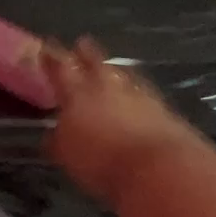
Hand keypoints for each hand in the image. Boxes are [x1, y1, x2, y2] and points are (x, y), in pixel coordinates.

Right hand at [42, 37, 213, 207]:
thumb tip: (53, 135)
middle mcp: (108, 90)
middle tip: (82, 42)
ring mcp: (142, 100)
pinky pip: (149, 98)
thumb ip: (58, 141)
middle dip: (86, 53)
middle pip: (96, 63)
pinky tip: (141, 100)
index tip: (45, 47)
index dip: (51, 57)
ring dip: (117, 72)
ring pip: (126, 78)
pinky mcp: (170, 116)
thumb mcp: (67, 155)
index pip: (59, 68)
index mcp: (76, 94)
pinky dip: (141, 96)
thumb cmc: (103, 162)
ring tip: (113, 68)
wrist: (167, 174)